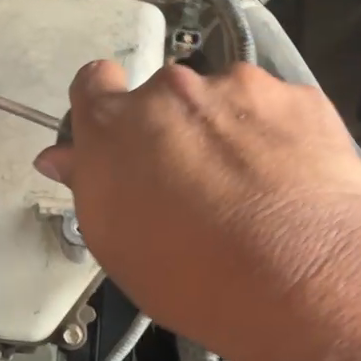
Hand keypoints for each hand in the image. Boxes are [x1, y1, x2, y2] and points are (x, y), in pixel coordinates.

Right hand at [34, 60, 360, 360]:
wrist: (298, 278)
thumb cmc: (188, 274)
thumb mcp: (114, 242)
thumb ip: (87, 184)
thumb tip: (62, 158)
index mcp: (114, 126)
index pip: (92, 82)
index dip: (103, 102)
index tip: (118, 131)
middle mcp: (170, 92)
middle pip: (163, 97)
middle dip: (173, 128)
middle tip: (191, 182)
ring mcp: (238, 88)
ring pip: (223, 101)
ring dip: (226, 130)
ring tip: (250, 189)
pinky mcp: (298, 97)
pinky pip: (276, 109)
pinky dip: (276, 137)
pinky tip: (288, 184)